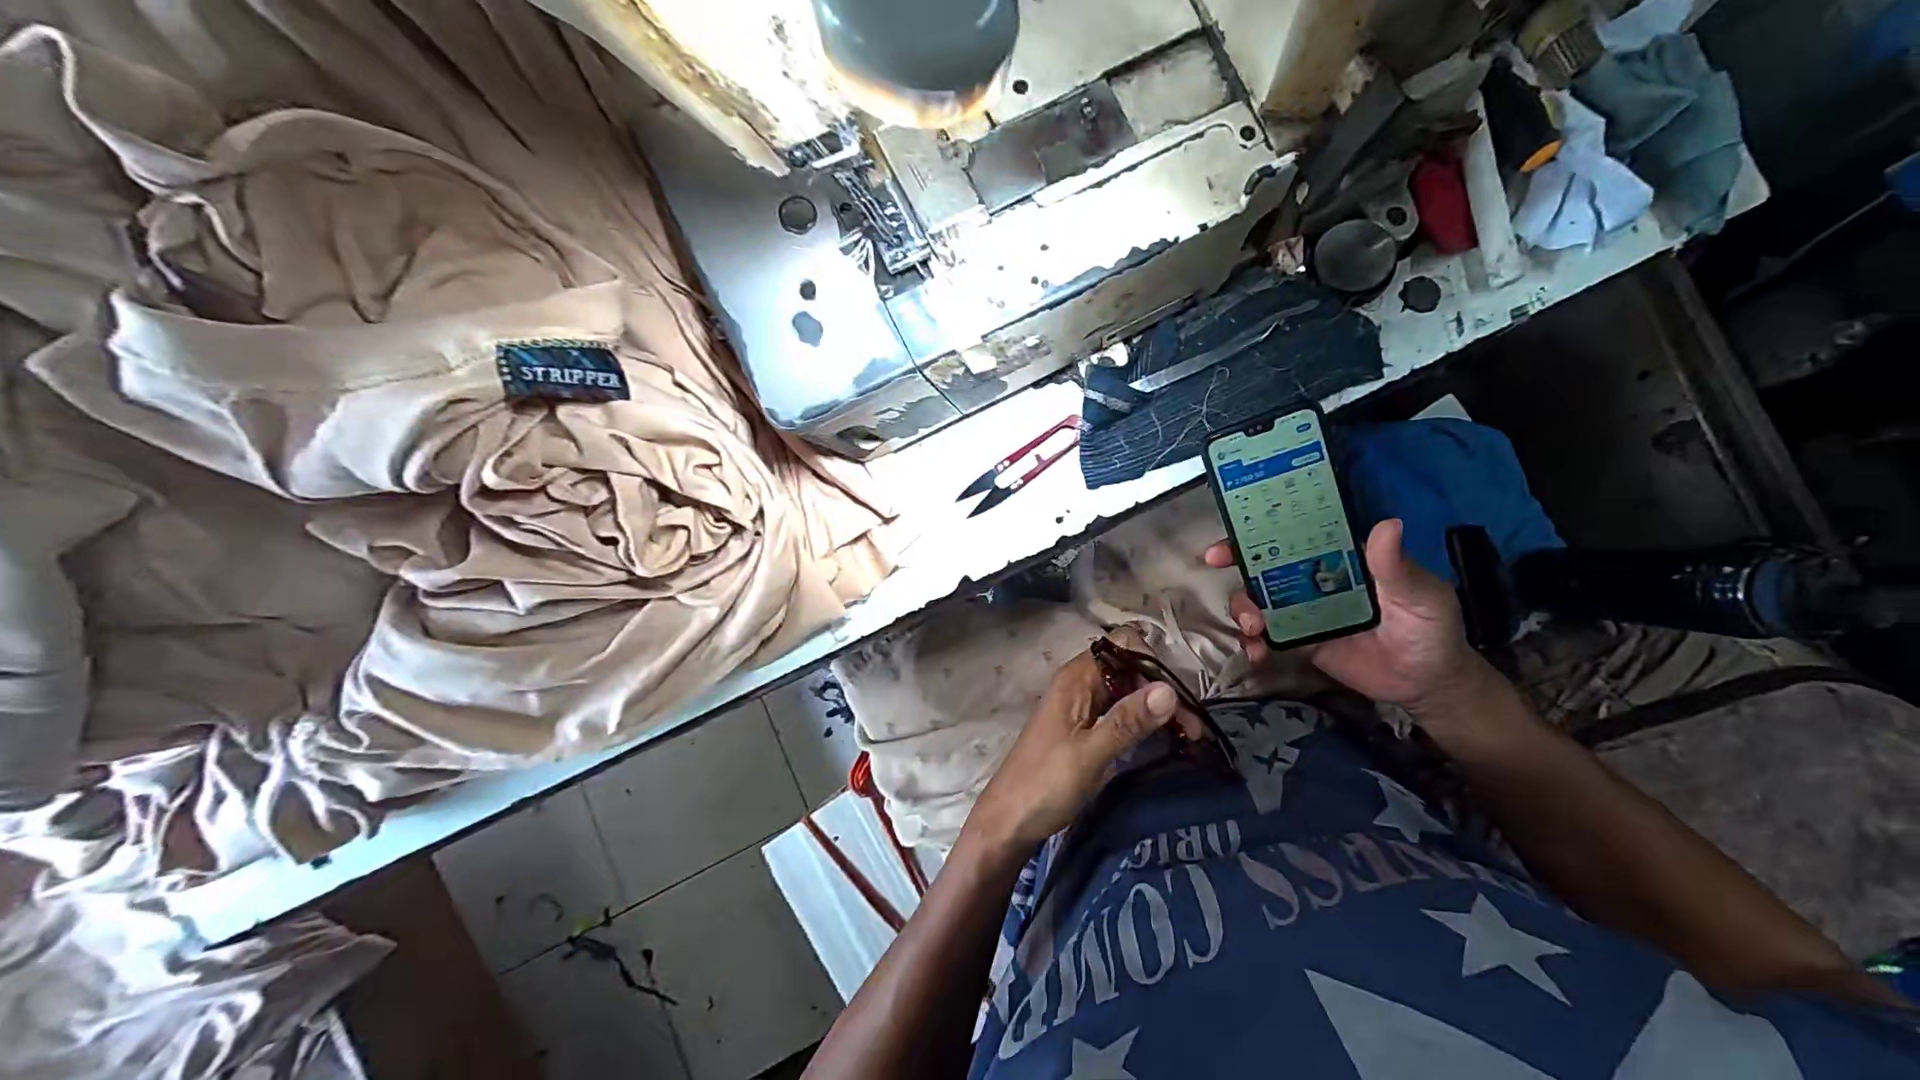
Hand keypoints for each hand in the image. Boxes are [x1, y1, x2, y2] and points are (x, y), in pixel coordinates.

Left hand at [966, 629, 1180, 851]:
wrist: (1008, 821)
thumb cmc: (1044, 785)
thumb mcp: (1090, 754)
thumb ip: (1128, 721)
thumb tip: (1170, 690)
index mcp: (1076, 678)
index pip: (1124, 644)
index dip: (1154, 664)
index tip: (1176, 700)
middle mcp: (1080, 683)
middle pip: (1131, 667)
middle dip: (1163, 690)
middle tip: (1193, 728)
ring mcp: (1082, 705)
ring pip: (1129, 691)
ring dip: (1157, 708)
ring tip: (1188, 736)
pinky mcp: (1085, 728)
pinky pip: (1121, 712)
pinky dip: (1144, 722)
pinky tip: (1164, 739)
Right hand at [1205, 519, 1493, 713]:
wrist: (1427, 686)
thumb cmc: (1431, 631)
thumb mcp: (1421, 596)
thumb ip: (1396, 567)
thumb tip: (1386, 524)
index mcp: (1341, 557)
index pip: (1298, 533)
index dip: (1264, 525)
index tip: (1240, 521)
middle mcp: (1315, 578)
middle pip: (1266, 563)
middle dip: (1237, 559)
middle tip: (1216, 562)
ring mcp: (1302, 610)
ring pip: (1258, 599)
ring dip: (1244, 607)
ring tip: (1253, 627)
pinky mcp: (1298, 641)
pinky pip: (1266, 637)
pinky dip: (1254, 643)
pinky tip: (1257, 652)